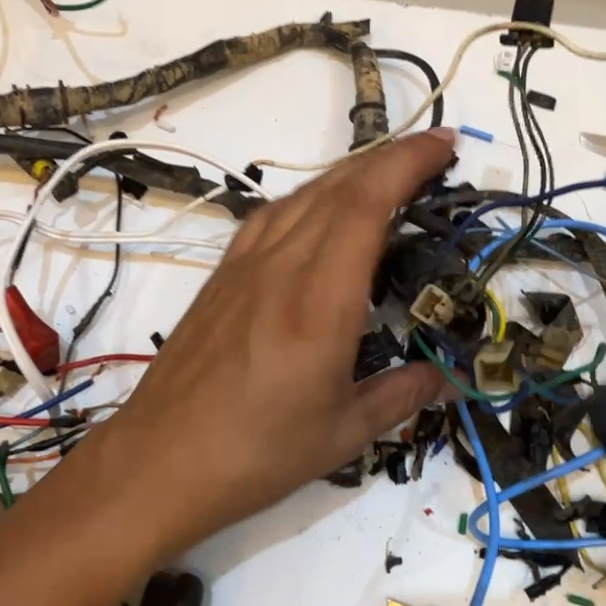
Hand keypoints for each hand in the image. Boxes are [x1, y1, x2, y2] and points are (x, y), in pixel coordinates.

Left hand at [81, 128, 457, 553]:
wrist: (158, 461)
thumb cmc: (257, 453)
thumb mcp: (343, 434)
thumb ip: (401, 396)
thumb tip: (447, 380)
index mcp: (319, 301)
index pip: (366, 204)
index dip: (407, 163)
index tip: (443, 145)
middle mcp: (280, 267)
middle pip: (337, 188)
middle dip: (390, 158)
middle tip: (433, 152)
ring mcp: (244, 267)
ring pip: (301, 196)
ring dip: (349, 174)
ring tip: (386, 175)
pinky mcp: (221, 277)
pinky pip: (270, 217)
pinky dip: (306, 199)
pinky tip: (318, 213)